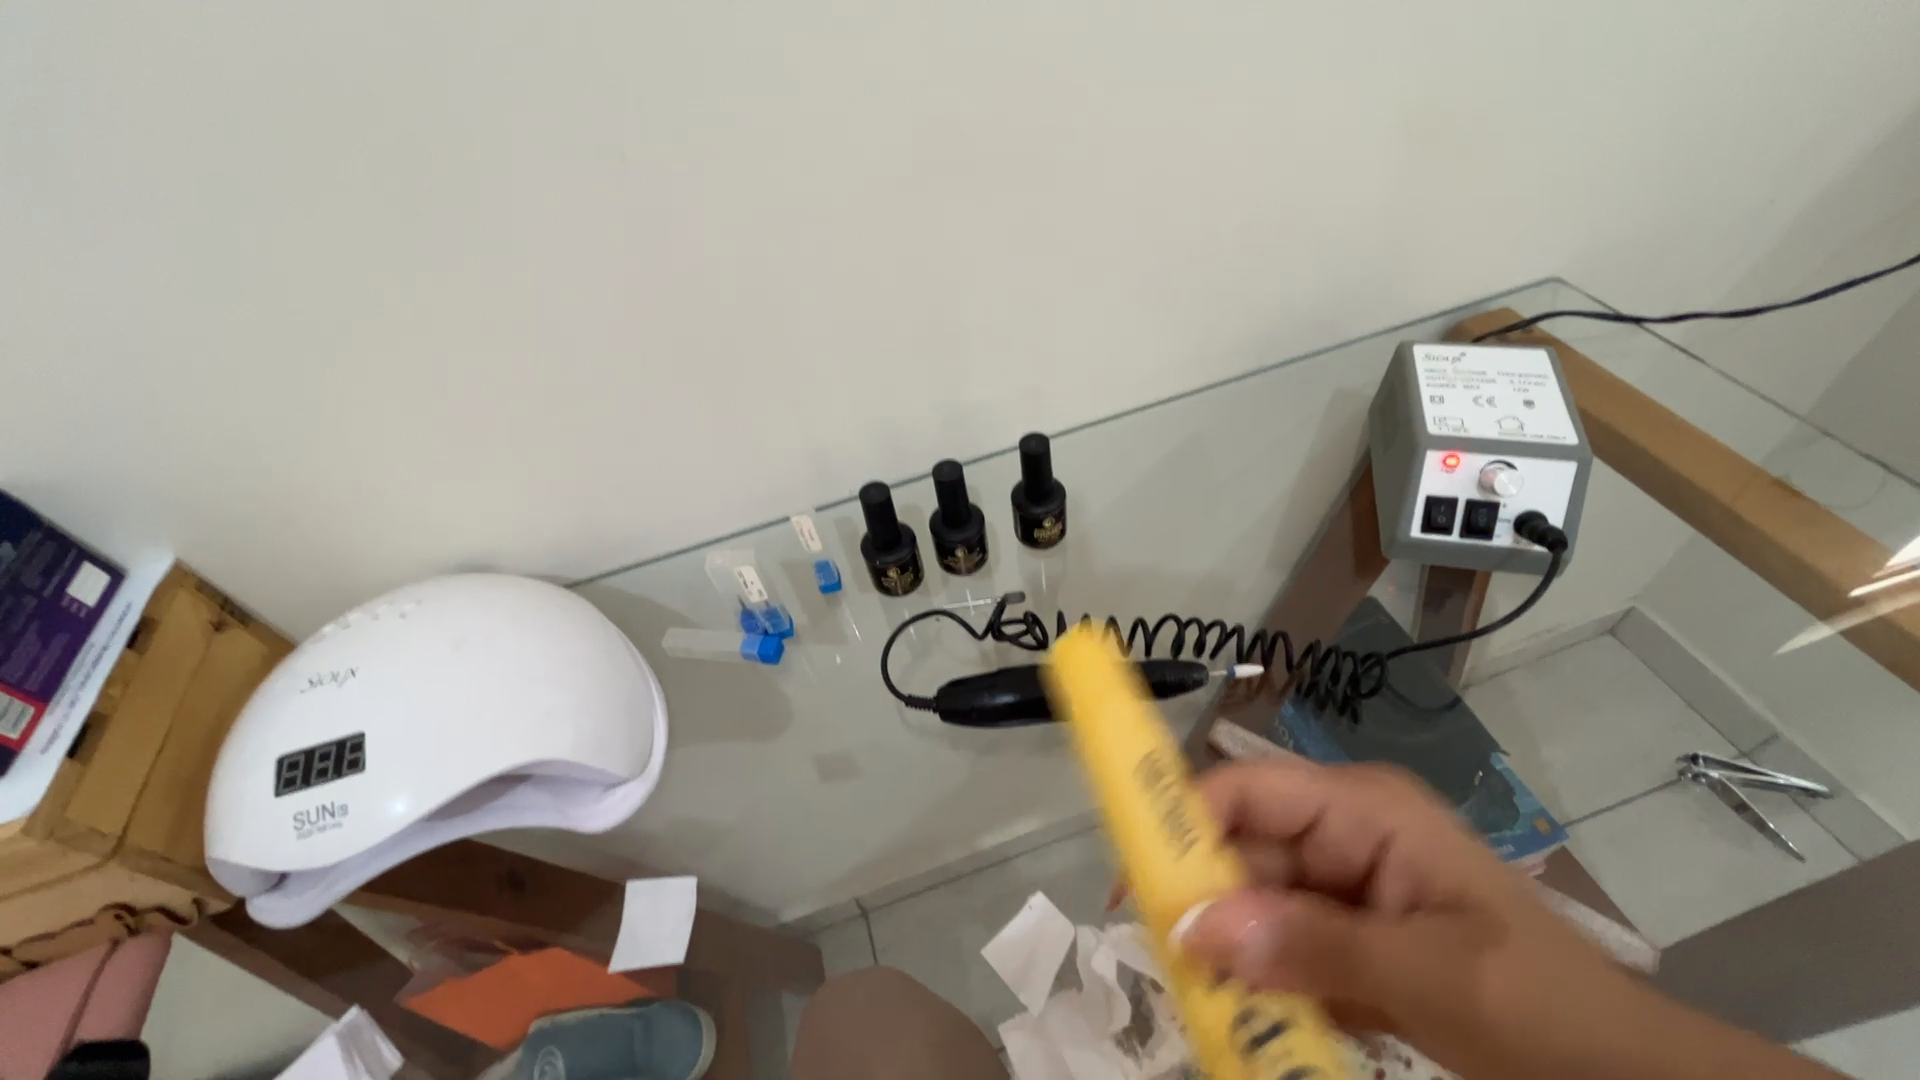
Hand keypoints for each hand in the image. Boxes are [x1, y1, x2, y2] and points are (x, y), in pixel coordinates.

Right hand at [1173, 757, 1831, 1079]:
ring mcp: (1345, 886)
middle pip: (1239, 849)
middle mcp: (1342, 832)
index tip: (1133, 883)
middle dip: (1203, 903)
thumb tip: (1193, 927)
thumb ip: (1312, 947)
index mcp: (1362, 809)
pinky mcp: (1347, 935)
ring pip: (1252, 904)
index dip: (1180, 821)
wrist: (1627, 1079)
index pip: (1245, 790)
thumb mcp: (1433, 974)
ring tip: (1213, 1008)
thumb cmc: (1545, 1005)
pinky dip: (1264, 984)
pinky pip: (1279, 946)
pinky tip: (1266, 1024)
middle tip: (1166, 964)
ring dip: (1233, 955)